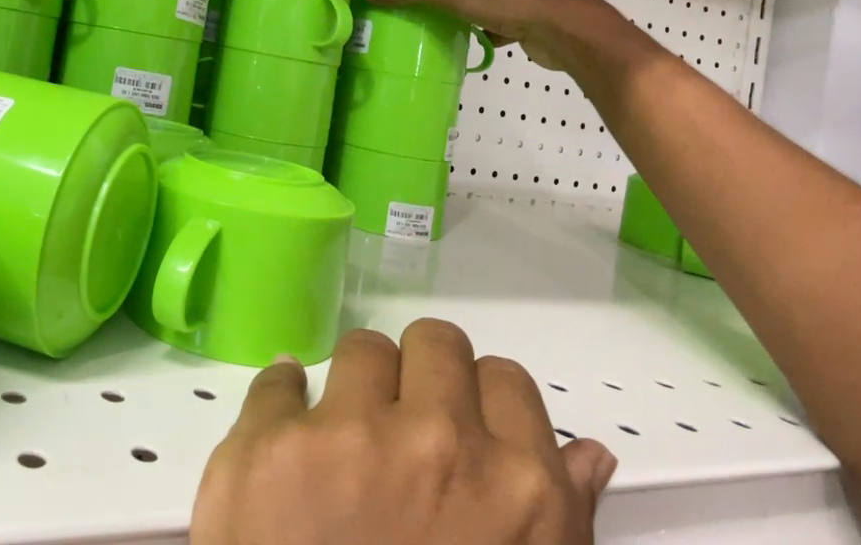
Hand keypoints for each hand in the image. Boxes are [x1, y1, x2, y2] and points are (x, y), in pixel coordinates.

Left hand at [192, 319, 615, 544]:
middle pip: (435, 343)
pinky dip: (280, 402)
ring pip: (360, 349)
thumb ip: (561, 516)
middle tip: (398, 420)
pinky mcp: (269, 446)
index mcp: (518, 489)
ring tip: (342, 437)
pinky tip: (283, 439)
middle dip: (420, 375)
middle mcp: (440, 444)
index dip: (477, 399)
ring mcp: (348, 437)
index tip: (456, 422)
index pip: (505, 379)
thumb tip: (591, 453)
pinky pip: (278, 381)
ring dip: (353, 384)